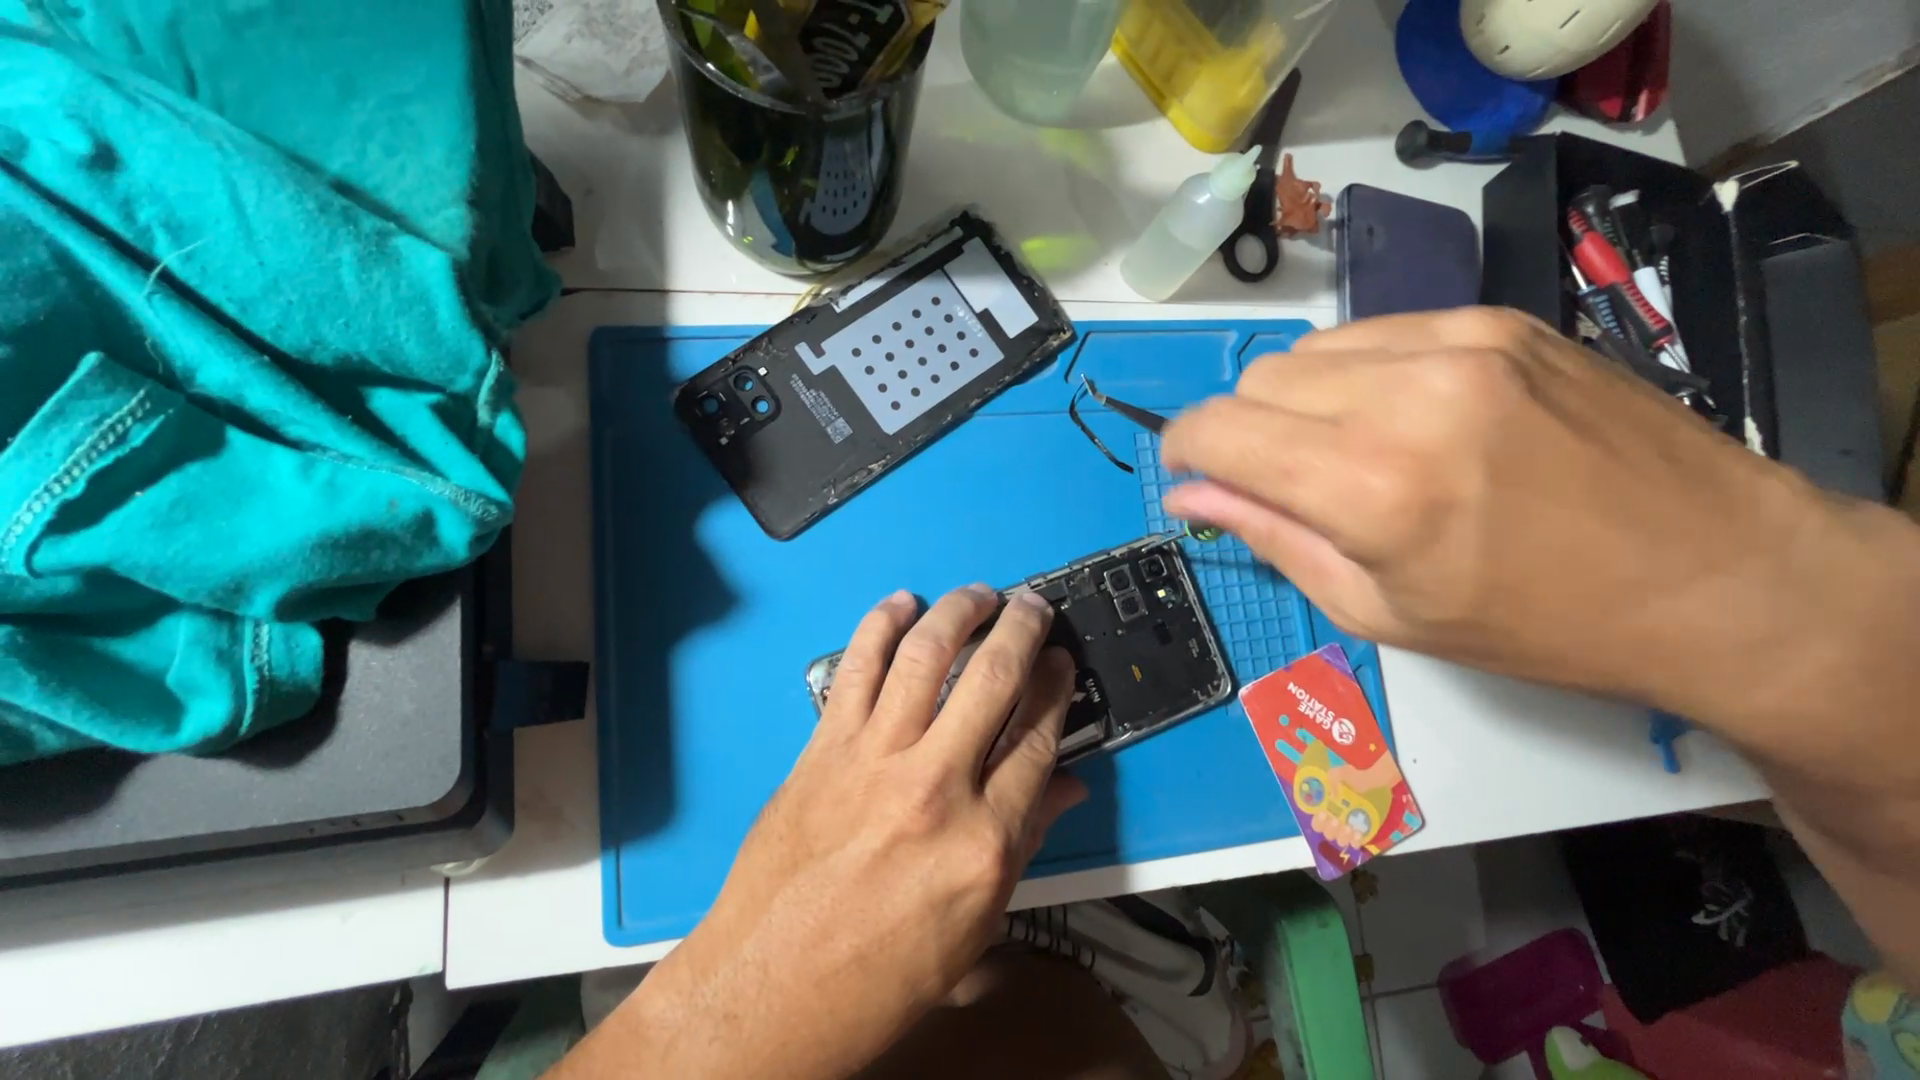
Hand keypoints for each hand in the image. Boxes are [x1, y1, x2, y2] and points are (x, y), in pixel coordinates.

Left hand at [562, 587, 1084, 1079]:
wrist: (774, 988)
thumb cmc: (885, 974)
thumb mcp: (976, 925)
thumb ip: (1023, 842)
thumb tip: (1066, 786)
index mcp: (986, 840)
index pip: (1039, 738)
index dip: (1057, 688)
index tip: (1064, 661)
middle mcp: (936, 784)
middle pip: (993, 680)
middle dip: (1023, 630)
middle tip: (1034, 606)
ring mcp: (874, 758)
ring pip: (925, 657)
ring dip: (958, 612)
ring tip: (978, 594)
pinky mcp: (824, 748)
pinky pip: (855, 669)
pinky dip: (879, 626)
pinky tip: (900, 604)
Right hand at [1159, 308, 1830, 714]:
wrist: (1717, 574)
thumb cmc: (1534, 621)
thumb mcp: (1380, 608)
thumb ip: (1271, 537)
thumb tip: (1189, 495)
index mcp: (1371, 484)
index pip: (1219, 430)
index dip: (1183, 449)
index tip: (1188, 474)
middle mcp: (1406, 393)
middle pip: (1257, 381)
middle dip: (1242, 431)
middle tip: (1278, 481)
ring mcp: (1459, 343)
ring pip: (1310, 350)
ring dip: (1296, 399)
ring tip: (1344, 451)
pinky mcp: (1498, 321)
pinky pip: (1377, 333)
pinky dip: (1357, 374)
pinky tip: (1400, 418)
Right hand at [1311, 759, 1401, 849]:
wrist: (1375, 779)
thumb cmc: (1355, 776)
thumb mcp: (1340, 772)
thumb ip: (1333, 779)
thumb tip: (1333, 795)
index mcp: (1326, 806)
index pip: (1316, 820)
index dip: (1317, 820)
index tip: (1323, 813)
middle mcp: (1335, 818)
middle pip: (1326, 833)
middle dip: (1329, 829)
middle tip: (1336, 820)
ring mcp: (1349, 826)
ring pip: (1339, 840)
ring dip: (1341, 836)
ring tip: (1348, 828)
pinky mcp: (1362, 831)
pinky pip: (1356, 843)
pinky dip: (1355, 841)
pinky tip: (1358, 833)